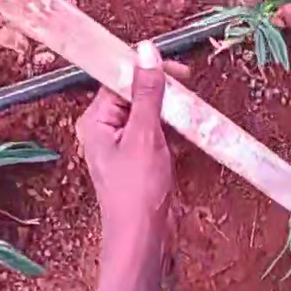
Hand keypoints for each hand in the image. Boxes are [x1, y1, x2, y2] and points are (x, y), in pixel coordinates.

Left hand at [76, 41, 178, 251]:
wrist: (143, 239)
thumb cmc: (136, 192)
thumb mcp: (144, 135)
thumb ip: (147, 93)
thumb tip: (146, 51)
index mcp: (96, 121)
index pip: (120, 82)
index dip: (148, 72)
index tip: (178, 71)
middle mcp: (106, 132)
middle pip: (136, 97)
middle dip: (165, 94)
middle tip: (191, 94)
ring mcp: (125, 149)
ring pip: (151, 117)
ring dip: (174, 115)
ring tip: (195, 115)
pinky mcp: (143, 163)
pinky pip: (160, 137)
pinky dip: (176, 134)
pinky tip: (192, 135)